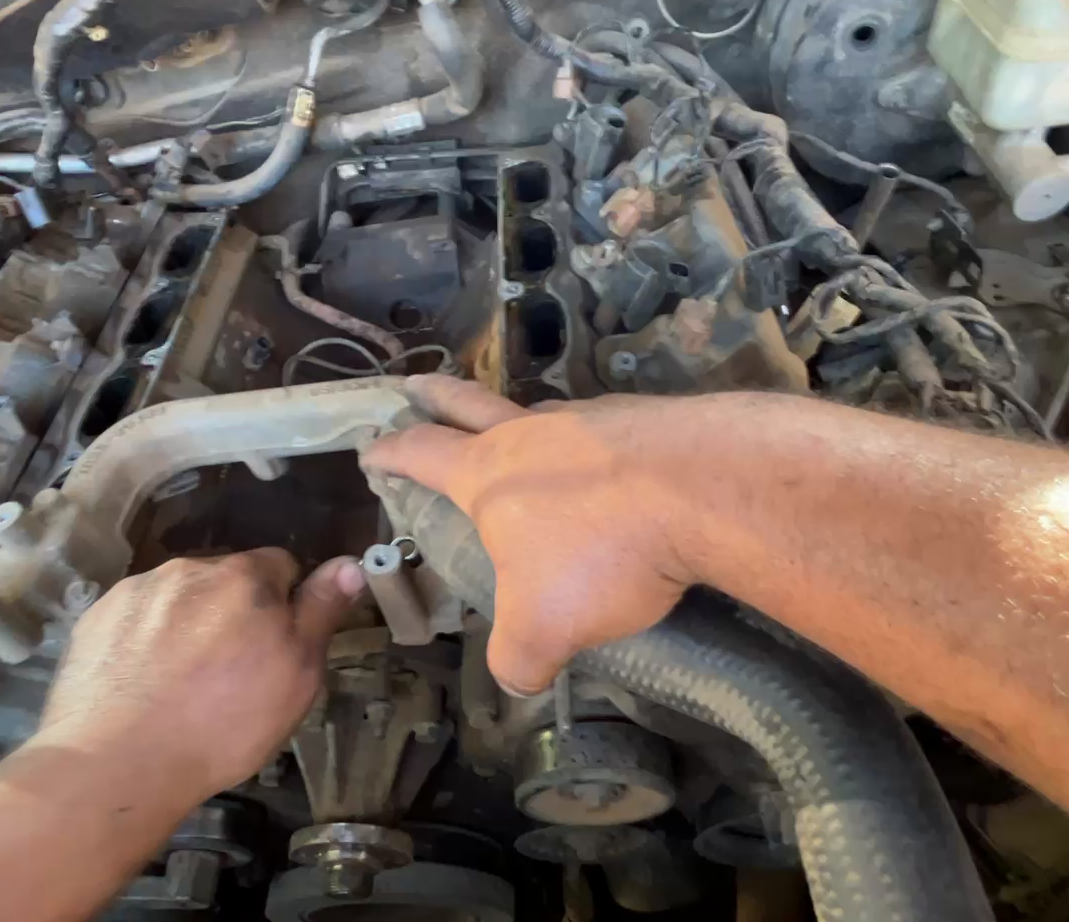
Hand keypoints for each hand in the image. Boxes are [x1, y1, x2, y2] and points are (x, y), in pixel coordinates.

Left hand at [38, 548, 363, 798]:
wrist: (116, 767)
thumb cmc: (223, 722)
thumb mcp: (297, 673)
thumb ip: (322, 610)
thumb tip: (349, 562)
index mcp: (245, 575)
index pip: (282, 565)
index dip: (285, 605)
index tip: (274, 647)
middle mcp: (192, 567)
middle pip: (229, 578)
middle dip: (236, 610)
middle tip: (230, 670)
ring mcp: (140, 590)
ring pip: (183, 595)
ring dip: (191, 620)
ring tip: (182, 680)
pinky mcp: (97, 617)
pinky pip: (139, 615)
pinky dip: (147, 636)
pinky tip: (144, 680)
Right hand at [363, 375, 736, 695]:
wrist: (699, 489)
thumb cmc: (600, 551)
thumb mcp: (544, 626)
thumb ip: (518, 657)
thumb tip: (516, 680)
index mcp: (488, 472)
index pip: (422, 452)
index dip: (390, 452)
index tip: (370, 447)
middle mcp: (531, 434)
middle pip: (468, 402)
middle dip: (434, 396)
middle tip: (415, 387)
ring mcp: (588, 420)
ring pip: (539, 415)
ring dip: (521, 423)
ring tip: (526, 441)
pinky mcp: (640, 421)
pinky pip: (601, 432)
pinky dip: (591, 446)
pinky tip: (609, 469)